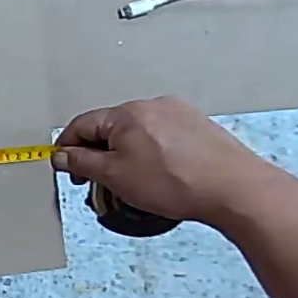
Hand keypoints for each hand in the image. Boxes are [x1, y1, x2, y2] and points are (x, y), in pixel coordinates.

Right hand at [51, 97, 294, 228]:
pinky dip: (149, 154)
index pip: (82, 125)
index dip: (67, 148)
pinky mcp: (197, 128)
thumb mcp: (113, 176)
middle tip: (95, 179)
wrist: (236, 190)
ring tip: (130, 181)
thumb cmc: (180, 181)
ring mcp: (179, 114)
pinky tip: (156, 175)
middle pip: (108, 127)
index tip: (65, 166)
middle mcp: (153, 106)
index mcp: (128, 113)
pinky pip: (159, 137)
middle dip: (97, 153)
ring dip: (123, 154)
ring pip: (134, 133)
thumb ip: (80, 162)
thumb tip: (62, 155)